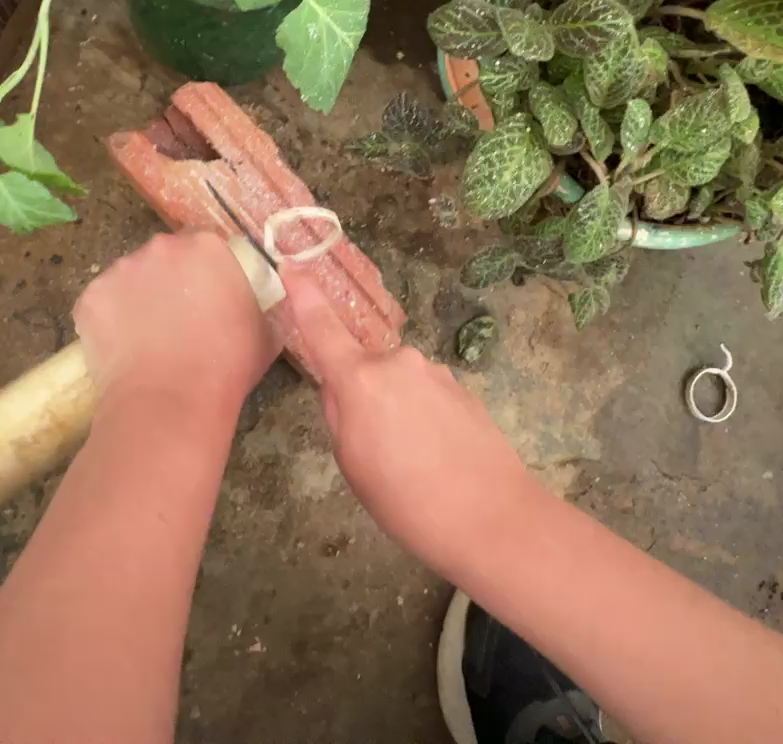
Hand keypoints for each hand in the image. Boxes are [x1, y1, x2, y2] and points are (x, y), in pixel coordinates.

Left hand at [73, 231, 279, 417]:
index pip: (207, 245)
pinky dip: (111, 319)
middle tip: (180, 316)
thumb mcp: (264, 330)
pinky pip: (103, 302)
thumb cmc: (227, 366)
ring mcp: (121, 271)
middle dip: (171, 278)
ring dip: (140, 296)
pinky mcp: (90, 298)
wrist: (170, 403)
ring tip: (149, 335)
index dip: (207, 270)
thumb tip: (249, 306)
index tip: (210, 294)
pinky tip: (125, 347)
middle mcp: (162, 248)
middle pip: (166, 255)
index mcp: (208, 248)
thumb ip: (254, 305)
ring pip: (132, 277)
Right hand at [282, 267, 545, 575]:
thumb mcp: (353, 465)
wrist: (491, 516)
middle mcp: (399, 361)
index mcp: (361, 379)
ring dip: (396, 411)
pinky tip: (439, 457)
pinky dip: (423, 419)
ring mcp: (435, 371)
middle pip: (364, 369)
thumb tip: (345, 390)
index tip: (291, 267)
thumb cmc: (407, 502)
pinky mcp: (462, 386)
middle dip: (362, 398)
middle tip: (376, 452)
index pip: (323, 330)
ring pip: (397, 384)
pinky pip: (425, 395)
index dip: (304, 298)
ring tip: (413, 463)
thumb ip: (341, 415)